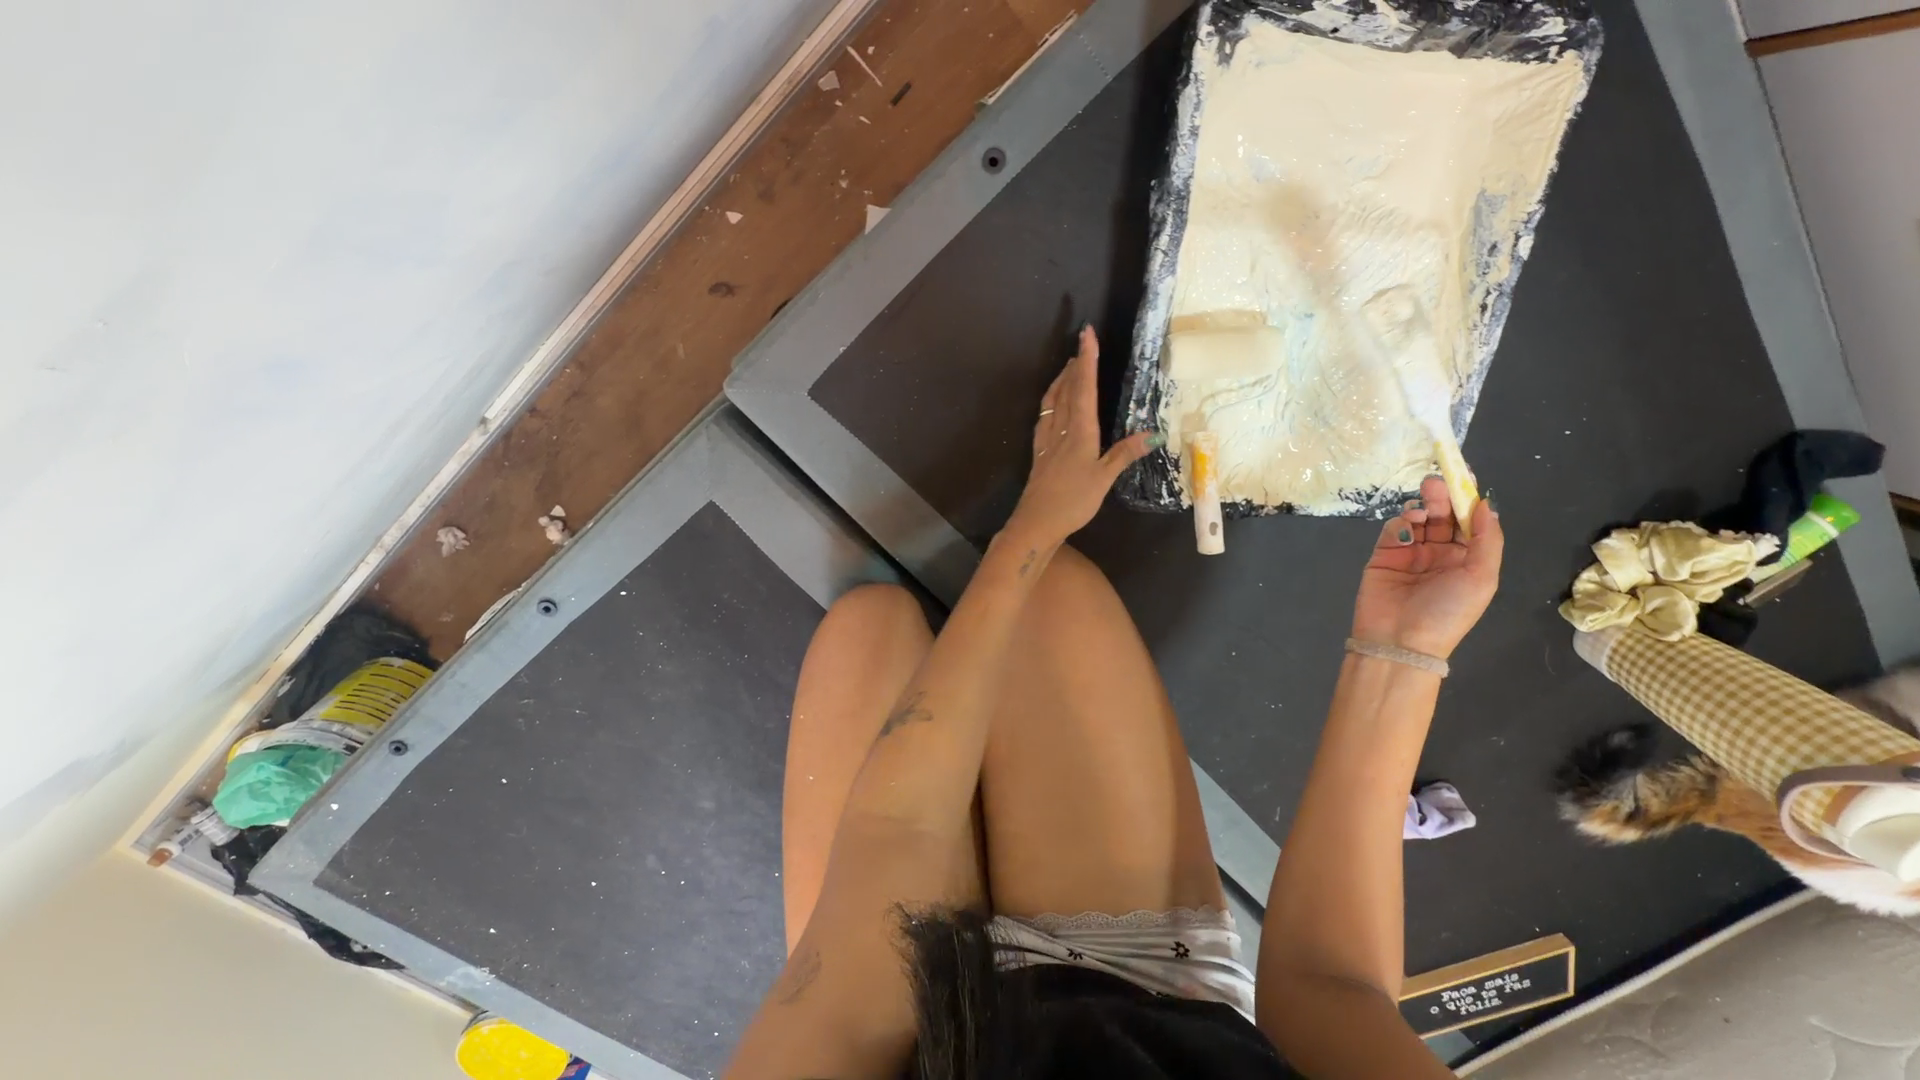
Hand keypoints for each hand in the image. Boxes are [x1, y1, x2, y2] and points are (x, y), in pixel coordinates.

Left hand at [1003, 325, 1158, 548]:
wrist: (1036, 522)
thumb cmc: (1072, 502)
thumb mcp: (1104, 479)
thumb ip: (1124, 454)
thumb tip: (1151, 434)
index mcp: (1080, 432)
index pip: (1084, 388)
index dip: (1087, 360)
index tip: (1087, 334)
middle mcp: (1062, 430)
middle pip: (1067, 390)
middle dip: (1074, 365)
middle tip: (1081, 344)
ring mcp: (1047, 441)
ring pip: (1053, 402)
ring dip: (1061, 381)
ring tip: (1068, 367)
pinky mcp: (1040, 454)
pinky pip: (1045, 419)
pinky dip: (1050, 403)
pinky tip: (1052, 405)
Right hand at [1350, 475, 1502, 659]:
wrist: (1400, 639)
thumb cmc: (1447, 611)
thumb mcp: (1482, 578)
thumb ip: (1488, 539)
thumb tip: (1485, 505)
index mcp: (1468, 560)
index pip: (1470, 522)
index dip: (1468, 499)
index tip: (1465, 476)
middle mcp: (1441, 554)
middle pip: (1444, 516)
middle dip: (1442, 498)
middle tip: (1436, 484)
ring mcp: (1411, 553)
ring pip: (1418, 519)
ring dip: (1422, 508)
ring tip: (1422, 509)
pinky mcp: (1384, 555)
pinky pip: (1393, 529)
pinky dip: (1400, 523)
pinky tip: (1406, 529)